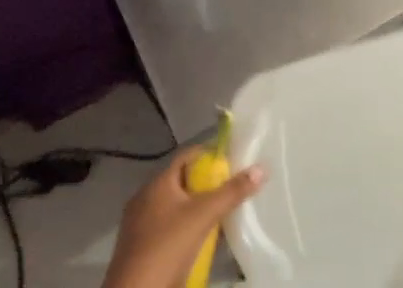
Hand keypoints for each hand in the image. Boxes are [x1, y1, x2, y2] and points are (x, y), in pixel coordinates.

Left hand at [100, 146, 264, 287]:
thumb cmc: (167, 246)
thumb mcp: (204, 216)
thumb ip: (232, 192)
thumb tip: (261, 169)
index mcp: (157, 184)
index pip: (187, 156)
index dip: (211, 156)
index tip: (234, 162)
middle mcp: (145, 199)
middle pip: (183, 181)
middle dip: (208, 184)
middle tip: (233, 188)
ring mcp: (140, 224)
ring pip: (176, 206)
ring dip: (198, 207)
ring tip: (223, 212)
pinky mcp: (141, 246)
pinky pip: (169, 226)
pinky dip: (186, 226)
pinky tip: (203, 236)